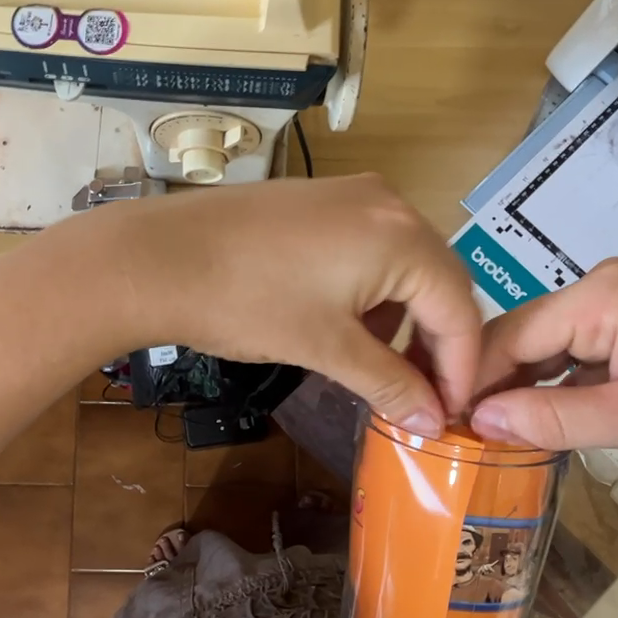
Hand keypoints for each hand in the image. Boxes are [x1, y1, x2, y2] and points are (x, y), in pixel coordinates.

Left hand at [83, 175, 482, 436]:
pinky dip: (370, 292)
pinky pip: (368, 248)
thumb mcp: (326, 348)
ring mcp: (350, 194)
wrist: (156, 256)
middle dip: (435, 343)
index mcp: (402, 235)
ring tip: (380, 367)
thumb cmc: (247, 303)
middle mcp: (388, 202)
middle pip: (437, 280)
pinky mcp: (317, 200)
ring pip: (403, 264)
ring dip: (401, 318)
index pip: (459, 308)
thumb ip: (389, 383)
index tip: (450, 415)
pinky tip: (345, 324)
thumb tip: (434, 422)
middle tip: (423, 396)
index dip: (462, 368)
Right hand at [465, 259, 617, 470]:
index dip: (470, 382)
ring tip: (487, 436)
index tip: (439, 428)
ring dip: (523, 392)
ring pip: (550, 350)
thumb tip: (477, 420)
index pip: (508, 335)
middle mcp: (606, 288)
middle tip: (458, 438)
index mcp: (602, 294)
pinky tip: (539, 423)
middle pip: (524, 338)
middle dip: (491, 387)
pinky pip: (581, 358)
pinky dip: (558, 391)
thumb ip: (554, 419)